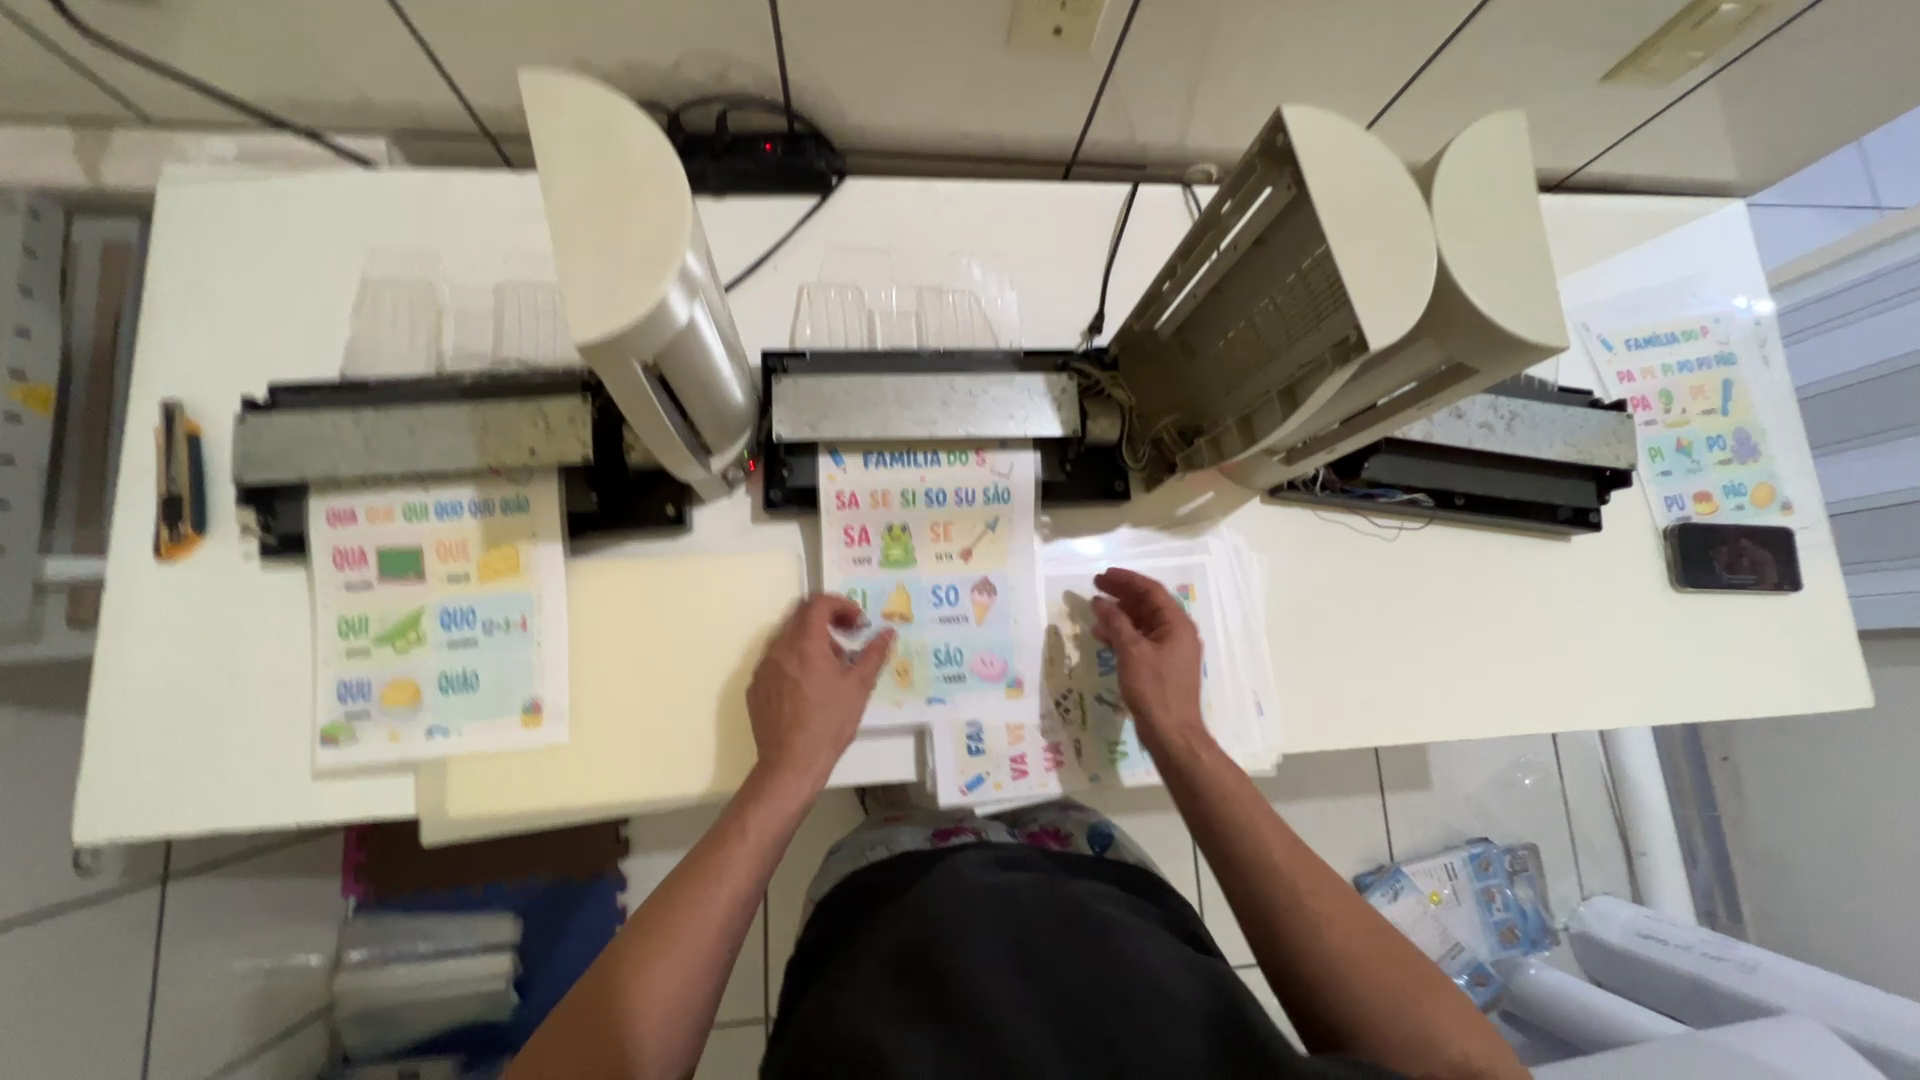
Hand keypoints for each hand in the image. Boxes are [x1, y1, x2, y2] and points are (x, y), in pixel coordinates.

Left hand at [747, 594, 895, 789]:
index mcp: (805, 643)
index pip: (818, 603)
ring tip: (831, 666)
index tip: (858, 623)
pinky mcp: (756, 687)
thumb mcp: (859, 687)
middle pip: (800, 615)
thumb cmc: (830, 723)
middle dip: (827, 619)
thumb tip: (887, 632)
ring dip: (811, 640)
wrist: (791, 763)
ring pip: (787, 638)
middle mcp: (779, 648)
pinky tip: (809, 686)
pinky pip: (776, 660)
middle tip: (848, 638)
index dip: (842, 605)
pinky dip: (795, 660)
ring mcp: (763, 668)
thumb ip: (874, 654)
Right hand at [1090, 567, 1211, 759]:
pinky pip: (1142, 640)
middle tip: (1096, 587)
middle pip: (1148, 604)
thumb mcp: (1131, 651)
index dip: (1126, 580)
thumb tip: (1100, 602)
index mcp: (1177, 624)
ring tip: (1095, 611)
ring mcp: (1171, 650)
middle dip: (1121, 594)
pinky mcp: (1162, 666)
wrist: (1171, 731)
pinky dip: (1123, 634)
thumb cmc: (1154, 688)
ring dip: (1120, 614)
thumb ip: (1116, 622)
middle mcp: (1178, 632)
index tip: (1103, 575)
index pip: (1151, 591)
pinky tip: (1103, 636)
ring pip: (1143, 622)